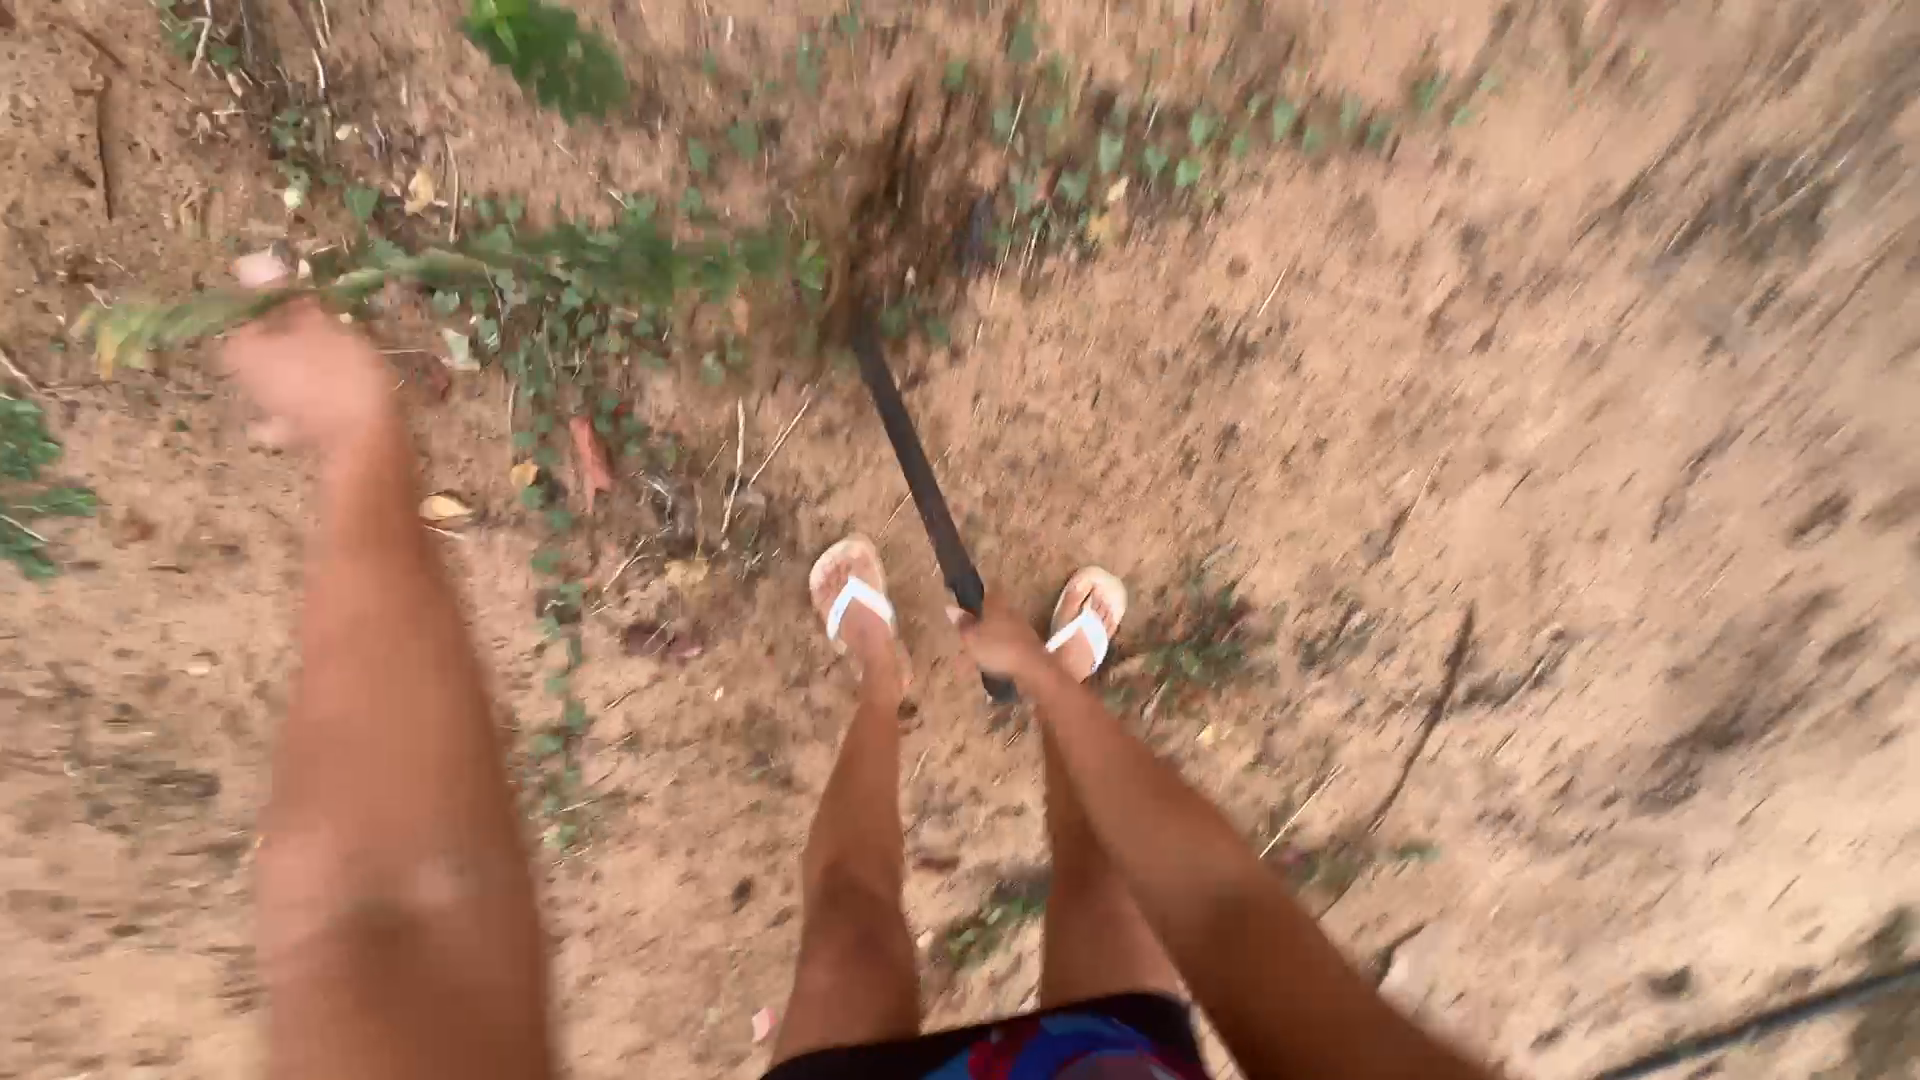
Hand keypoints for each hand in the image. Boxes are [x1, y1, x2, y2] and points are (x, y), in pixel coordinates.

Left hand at [221, 254, 400, 458]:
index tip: (321, 305)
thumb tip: (252, 262)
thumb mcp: (321, 326)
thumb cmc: (344, 376)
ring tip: (348, 362)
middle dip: (298, 337)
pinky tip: (343, 395)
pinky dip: (321, 396)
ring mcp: (270, 407)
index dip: (287, 304)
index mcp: (241, 347)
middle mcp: (245, 377)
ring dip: (311, 365)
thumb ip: (287, 297)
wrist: (368, 439)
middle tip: (337, 331)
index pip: (255, 311)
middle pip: (271, 344)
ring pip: (288, 373)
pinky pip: (306, 401)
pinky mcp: (298, 429)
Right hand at [949, 590, 1049, 679]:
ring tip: (979, 650)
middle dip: (985, 617)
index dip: (982, 591)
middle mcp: (1011, 611)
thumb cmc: (997, 648)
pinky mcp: (1029, 644)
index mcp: (997, 605)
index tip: (972, 596)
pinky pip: (1010, 642)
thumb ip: (963, 623)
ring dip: (993, 635)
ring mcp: (1023, 628)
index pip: (991, 589)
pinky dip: (1001, 648)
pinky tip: (994, 660)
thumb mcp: (971, 637)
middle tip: (971, 628)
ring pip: (1003, 626)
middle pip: (997, 609)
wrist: (1032, 667)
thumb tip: (951, 607)